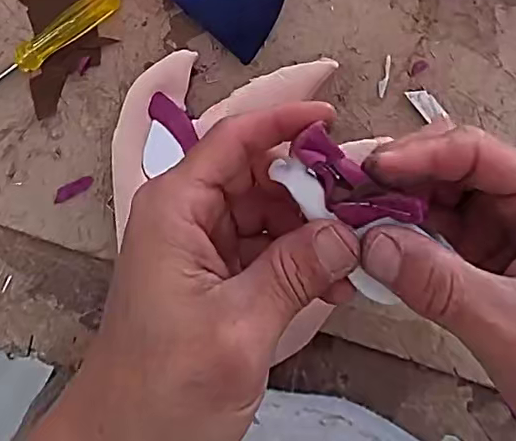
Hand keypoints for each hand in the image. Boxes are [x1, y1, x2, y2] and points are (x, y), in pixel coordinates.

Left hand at [34, 102, 362, 440]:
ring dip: (311, 226)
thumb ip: (296, 272)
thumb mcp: (238, 330)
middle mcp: (188, 213)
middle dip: (309, 186)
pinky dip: (301, 255)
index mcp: (177, 208)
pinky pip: (268, 242)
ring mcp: (203, 241)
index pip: (235, 138)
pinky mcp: (217, 270)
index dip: (283, 120)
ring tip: (351, 254)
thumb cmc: (159, 396)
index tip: (330, 119)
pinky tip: (333, 279)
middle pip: (259, 171)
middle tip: (355, 206)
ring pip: (270, 206)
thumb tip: (348, 232)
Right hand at [360, 123, 515, 440]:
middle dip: (403, 173)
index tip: (375, 168)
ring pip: (445, 192)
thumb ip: (443, 285)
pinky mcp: (496, 249)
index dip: (422, 154)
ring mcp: (514, 224)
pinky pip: (444, 226)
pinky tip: (382, 239)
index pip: (480, 153)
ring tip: (358, 212)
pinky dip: (410, 231)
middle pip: (458, 164)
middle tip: (354, 188)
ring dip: (401, 201)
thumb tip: (379, 244)